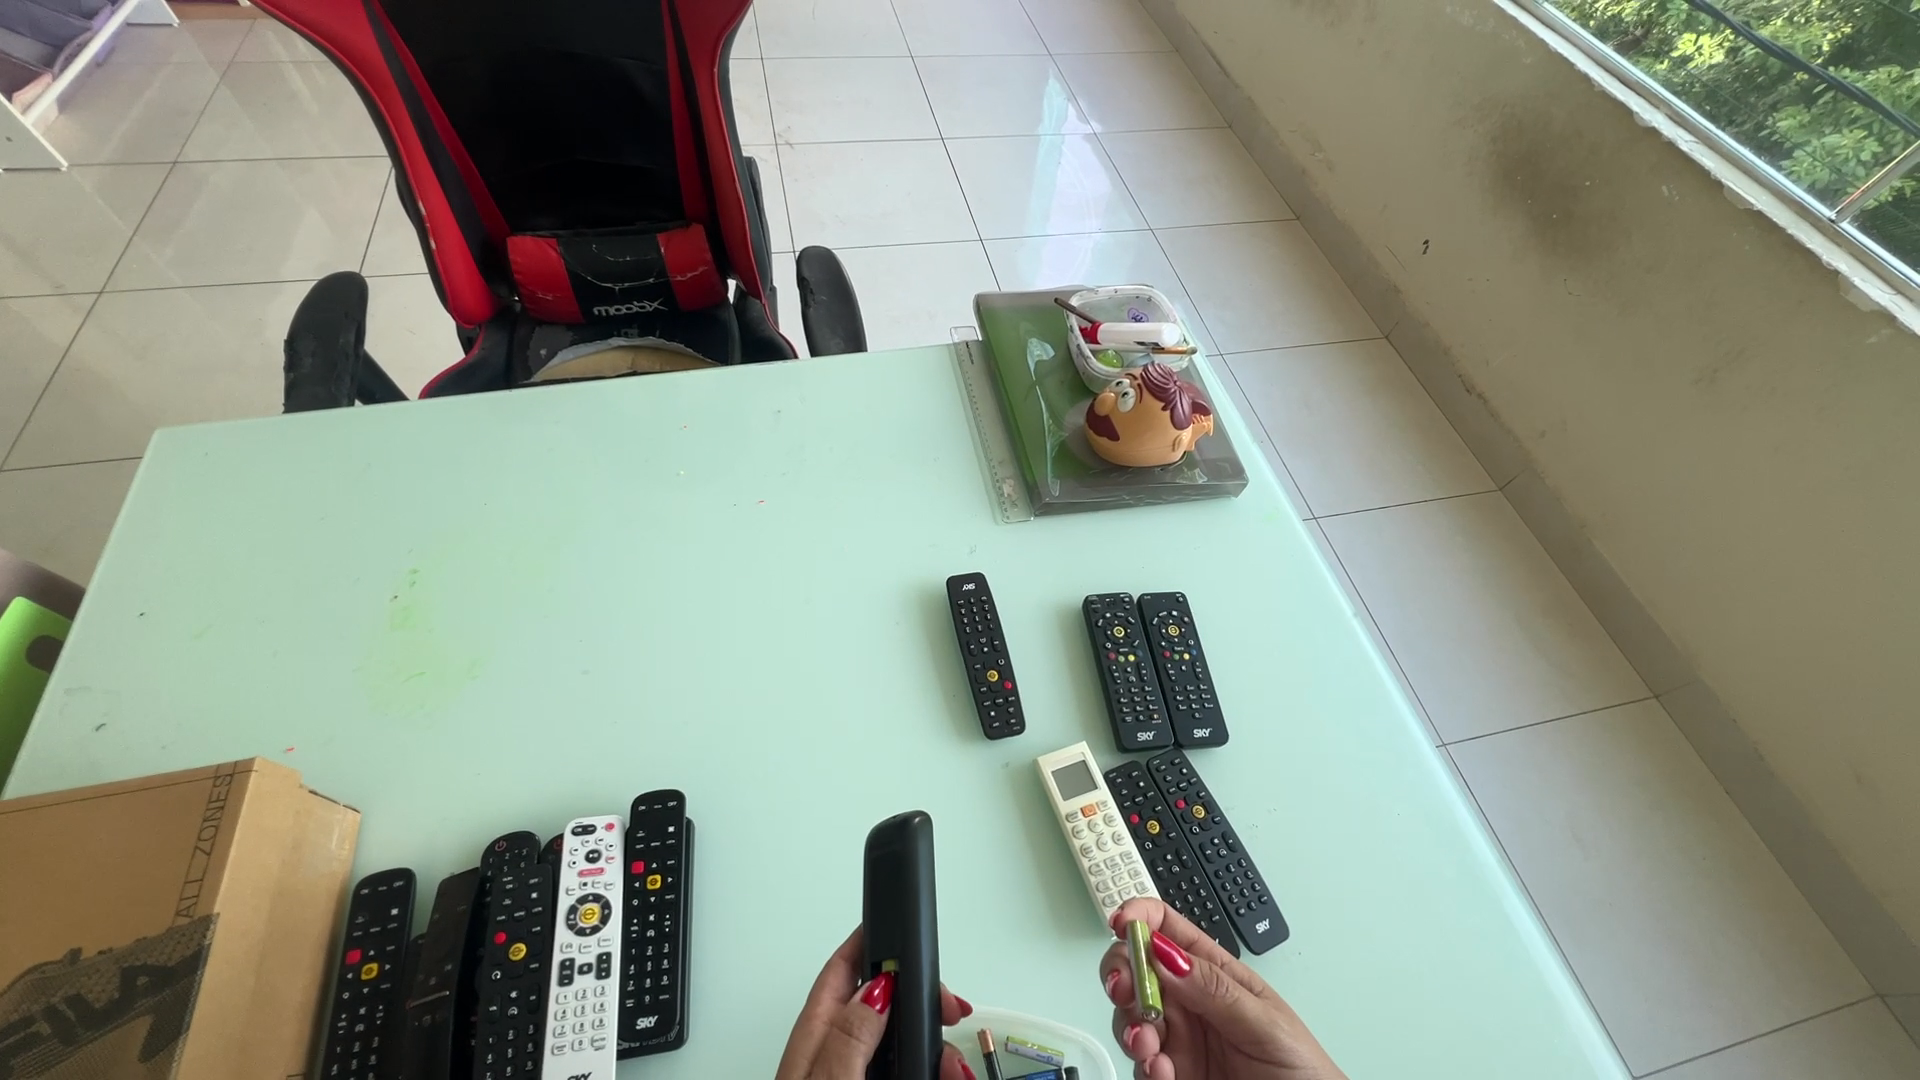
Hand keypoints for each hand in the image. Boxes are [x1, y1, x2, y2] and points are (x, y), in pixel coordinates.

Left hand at [776, 926, 977, 1079]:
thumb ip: (849, 1039)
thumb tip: (876, 986)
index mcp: (816, 1038)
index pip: (844, 970)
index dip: (875, 943)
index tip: (910, 932)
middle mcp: (834, 1056)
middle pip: (886, 1006)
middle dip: (924, 1006)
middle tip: (954, 1013)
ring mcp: (855, 1077)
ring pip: (905, 1049)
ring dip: (937, 1053)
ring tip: (956, 1070)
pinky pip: (911, 1073)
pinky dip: (933, 1073)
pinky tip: (949, 1078)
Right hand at [1098, 899, 1343, 1079]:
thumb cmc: (1302, 1071)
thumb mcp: (1265, 1022)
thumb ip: (1214, 988)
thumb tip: (1163, 952)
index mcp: (1212, 971)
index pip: (1165, 927)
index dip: (1139, 916)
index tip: (1121, 924)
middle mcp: (1187, 999)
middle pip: (1135, 967)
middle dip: (1120, 971)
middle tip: (1124, 990)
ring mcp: (1177, 1038)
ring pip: (1129, 1014)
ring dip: (1129, 1024)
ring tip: (1150, 1048)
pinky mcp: (1170, 1075)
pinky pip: (1139, 1063)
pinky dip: (1142, 1065)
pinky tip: (1162, 1073)